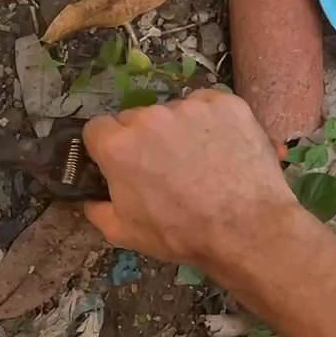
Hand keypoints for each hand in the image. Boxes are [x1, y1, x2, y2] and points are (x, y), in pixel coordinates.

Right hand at [83, 88, 309, 268]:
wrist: (246, 229)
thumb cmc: (179, 233)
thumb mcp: (122, 232)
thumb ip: (95, 209)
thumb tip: (89, 197)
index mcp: (118, 146)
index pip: (96, 129)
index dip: (104, 147)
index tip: (117, 163)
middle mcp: (149, 117)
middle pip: (133, 119)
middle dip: (140, 140)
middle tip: (159, 168)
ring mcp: (189, 107)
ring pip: (170, 113)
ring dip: (175, 131)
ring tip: (196, 161)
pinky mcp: (225, 103)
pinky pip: (205, 106)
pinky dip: (207, 122)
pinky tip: (218, 148)